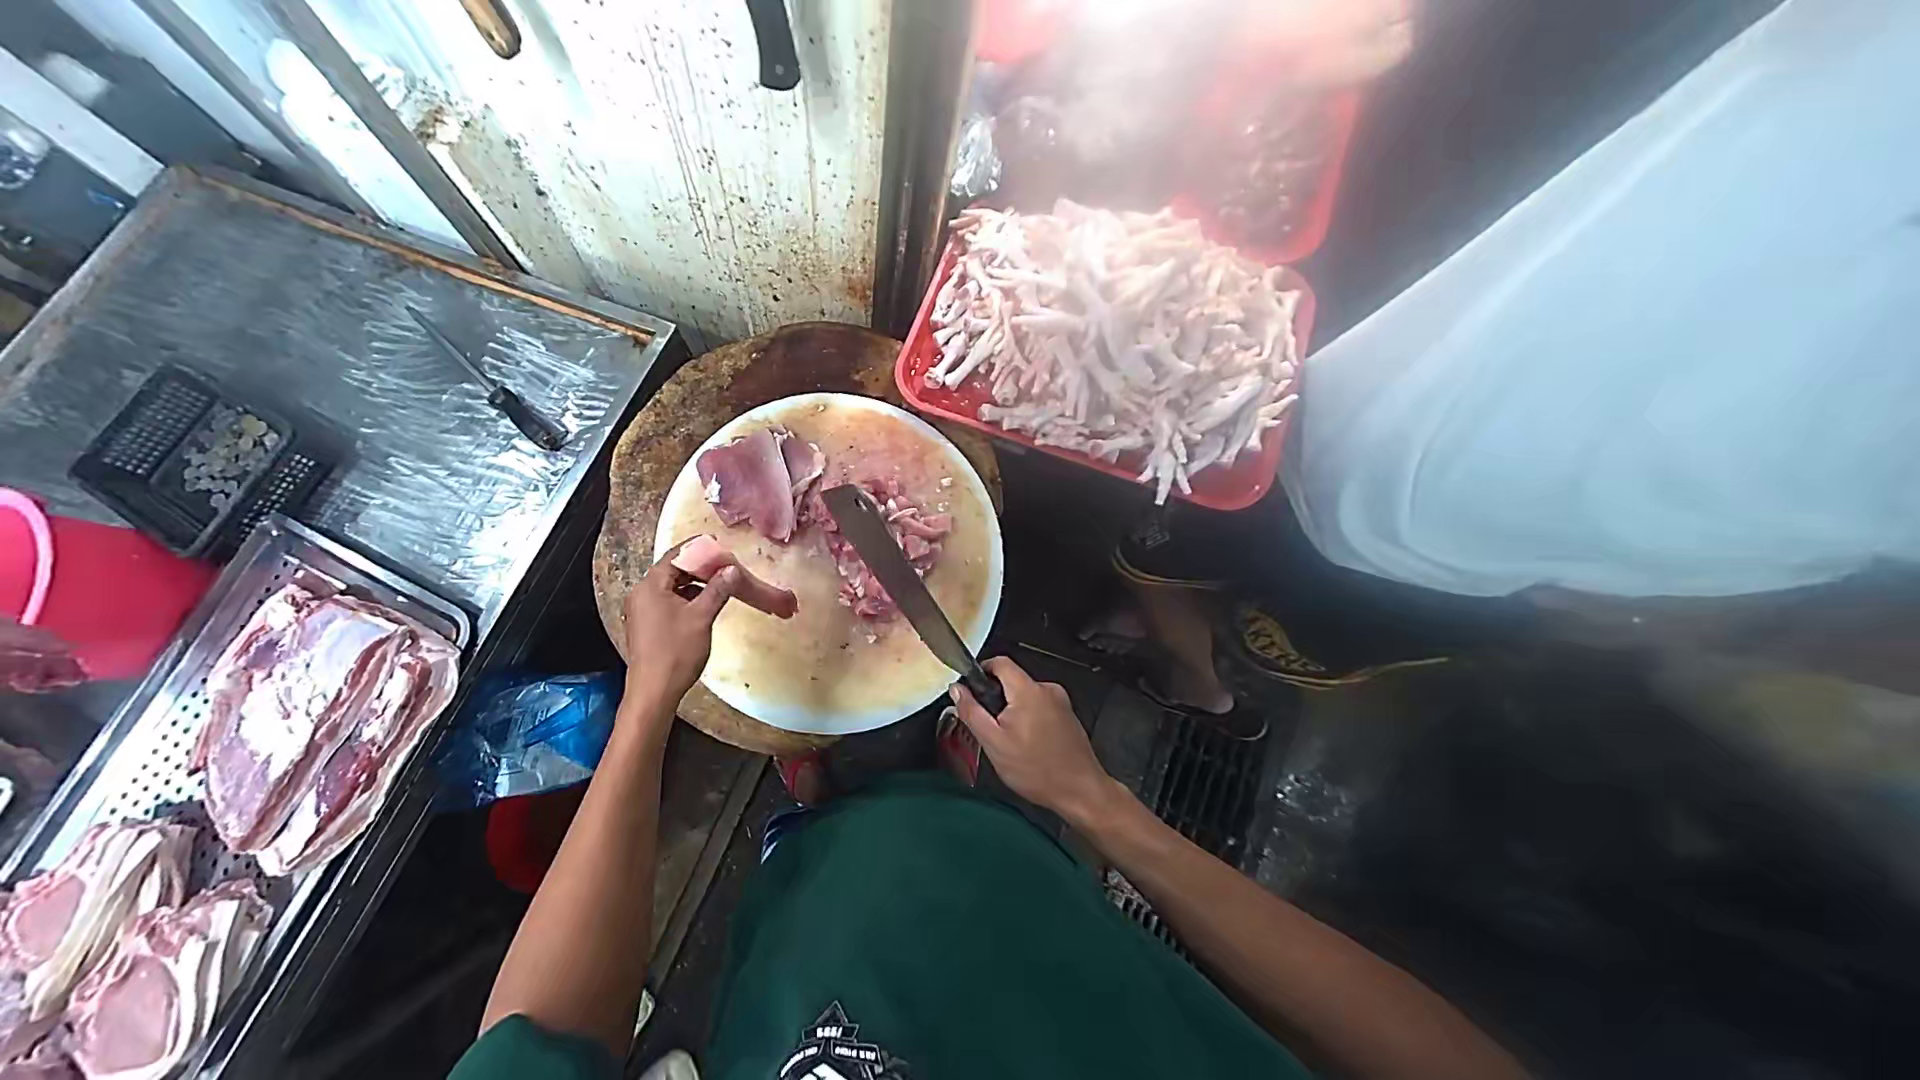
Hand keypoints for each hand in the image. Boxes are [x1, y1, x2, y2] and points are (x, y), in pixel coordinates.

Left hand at [621, 539, 740, 710]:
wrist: (654, 691)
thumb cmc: (675, 652)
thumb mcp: (702, 617)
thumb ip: (718, 589)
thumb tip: (732, 569)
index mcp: (650, 586)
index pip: (675, 556)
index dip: (697, 548)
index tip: (719, 544)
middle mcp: (642, 594)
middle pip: (673, 570)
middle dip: (699, 567)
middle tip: (725, 566)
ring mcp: (643, 610)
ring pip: (673, 586)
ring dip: (695, 584)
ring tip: (720, 584)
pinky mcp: (648, 624)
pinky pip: (670, 600)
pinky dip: (688, 598)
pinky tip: (707, 604)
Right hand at [950, 657, 1124, 823]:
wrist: (1079, 790)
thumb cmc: (1039, 770)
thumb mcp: (994, 743)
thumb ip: (972, 712)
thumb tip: (958, 690)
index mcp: (1028, 691)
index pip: (1000, 662)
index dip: (981, 671)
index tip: (972, 688)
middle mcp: (1047, 690)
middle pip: (1012, 681)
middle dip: (996, 699)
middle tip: (990, 727)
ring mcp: (1060, 703)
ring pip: (1025, 697)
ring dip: (1013, 712)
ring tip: (1011, 742)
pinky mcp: (1066, 716)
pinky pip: (1040, 708)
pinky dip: (1029, 720)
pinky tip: (1028, 746)